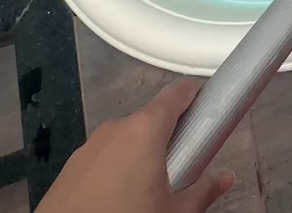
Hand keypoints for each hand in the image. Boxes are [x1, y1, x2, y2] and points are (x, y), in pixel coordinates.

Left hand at [35, 79, 233, 212]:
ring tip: (145, 189)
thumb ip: (203, 190)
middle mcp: (116, 129)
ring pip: (125, 140)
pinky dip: (113, 171)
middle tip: (182, 162)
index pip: (179, 91)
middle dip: (169, 135)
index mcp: (145, 128)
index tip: (208, 109)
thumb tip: (225, 178)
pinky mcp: (66, 172)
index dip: (198, 94)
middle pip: (152, 118)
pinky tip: (114, 202)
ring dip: (139, 154)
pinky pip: (100, 160)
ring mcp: (87, 149)